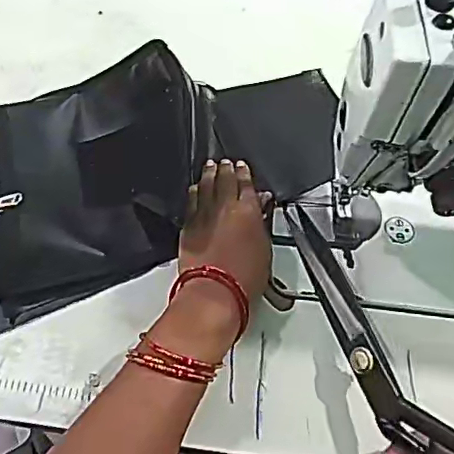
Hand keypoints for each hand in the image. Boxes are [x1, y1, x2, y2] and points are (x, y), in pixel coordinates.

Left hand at [179, 159, 272, 302]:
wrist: (215, 291)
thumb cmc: (244, 278)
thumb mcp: (265, 249)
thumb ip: (262, 224)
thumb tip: (261, 210)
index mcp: (248, 212)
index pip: (246, 185)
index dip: (244, 174)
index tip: (242, 167)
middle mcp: (224, 208)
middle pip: (225, 181)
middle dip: (226, 170)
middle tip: (225, 162)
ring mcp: (204, 215)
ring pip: (206, 187)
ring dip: (209, 175)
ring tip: (210, 167)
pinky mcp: (189, 226)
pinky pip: (191, 202)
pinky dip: (194, 192)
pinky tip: (195, 188)